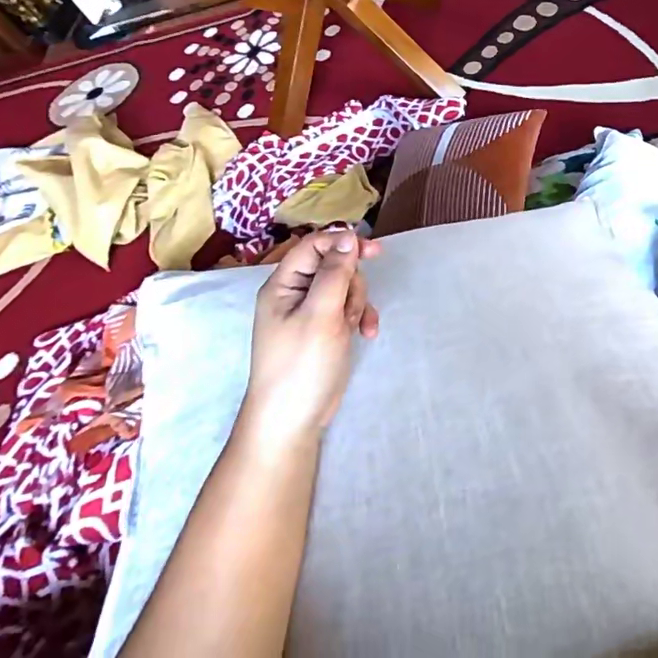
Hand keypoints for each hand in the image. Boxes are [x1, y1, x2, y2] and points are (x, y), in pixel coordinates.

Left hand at [239, 230, 380, 446]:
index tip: (375, 250)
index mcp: (283, 284)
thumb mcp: (321, 314)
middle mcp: (294, 294)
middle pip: (334, 265)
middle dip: (352, 283)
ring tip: (353, 328)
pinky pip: (347, 309)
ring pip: (345, 287)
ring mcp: (309, 313)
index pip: (314, 245)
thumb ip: (335, 272)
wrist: (291, 422)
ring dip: (357, 303)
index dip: (343, 242)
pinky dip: (359, 318)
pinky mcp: (323, 330)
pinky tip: (366, 334)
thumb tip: (347, 235)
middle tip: (351, 308)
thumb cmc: (302, 365)